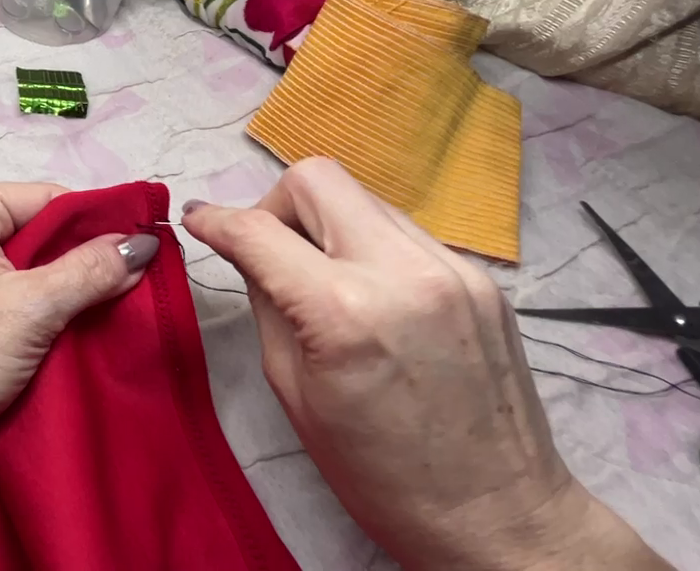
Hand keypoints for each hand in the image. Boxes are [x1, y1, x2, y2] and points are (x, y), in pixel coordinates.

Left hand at [0, 183, 157, 570]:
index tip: (140, 249)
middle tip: (127, 280)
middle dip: (76, 253)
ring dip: (55, 277)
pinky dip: (28, 293)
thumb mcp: (34, 308)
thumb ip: (90, 270)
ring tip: (99, 301)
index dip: (96, 223)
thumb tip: (141, 243)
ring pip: (16, 255)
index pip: (47, 197)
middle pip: (31, 224)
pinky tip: (56, 317)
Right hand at [184, 159, 667, 570]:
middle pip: (316, 177)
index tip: (196, 220)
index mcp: (344, 312)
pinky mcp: (481, 277)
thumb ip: (264, 298)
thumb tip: (242, 246)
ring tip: (320, 272)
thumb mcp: (289, 384)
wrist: (503, 520)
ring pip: (360, 196)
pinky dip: (365, 244)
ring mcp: (452, 269)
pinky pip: (399, 230)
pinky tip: (368, 292)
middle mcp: (402, 272)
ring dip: (323, 221)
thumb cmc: (376, 471)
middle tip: (269, 248)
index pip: (257, 230)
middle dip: (275, 203)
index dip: (213, 219)